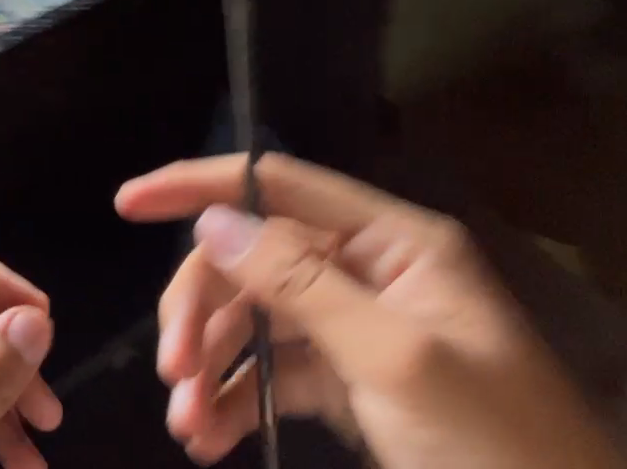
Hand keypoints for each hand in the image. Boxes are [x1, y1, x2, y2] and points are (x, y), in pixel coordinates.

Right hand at [116, 154, 626, 468]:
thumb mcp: (398, 363)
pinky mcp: (348, 383)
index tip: (127, 205)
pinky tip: (207, 434)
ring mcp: (355, 328)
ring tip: (186, 421)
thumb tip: (210, 221)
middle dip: (202, 311)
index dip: (196, 186)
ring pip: (250, 318)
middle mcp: (366, 272)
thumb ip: (300, 283)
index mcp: (392, 245)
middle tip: (172, 368)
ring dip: (208, 362)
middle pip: (248, 260)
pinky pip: (269, 371)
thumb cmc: (500, 455)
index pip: (274, 184)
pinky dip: (232, 397)